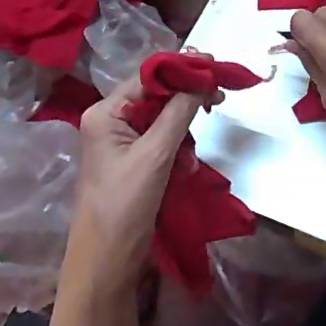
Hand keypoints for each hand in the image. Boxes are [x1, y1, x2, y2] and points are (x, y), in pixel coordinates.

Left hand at [69, 69, 218, 291]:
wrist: (106, 261)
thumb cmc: (124, 205)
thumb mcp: (156, 154)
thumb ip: (179, 112)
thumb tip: (202, 78)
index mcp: (105, 113)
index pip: (148, 76)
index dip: (181, 67)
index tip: (214, 65)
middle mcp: (111, 119)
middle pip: (156, 91)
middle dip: (187, 91)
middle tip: (219, 93)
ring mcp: (121, 139)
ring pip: (162, 112)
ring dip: (186, 115)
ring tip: (210, 116)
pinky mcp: (133, 157)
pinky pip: (162, 134)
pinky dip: (180, 137)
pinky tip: (192, 148)